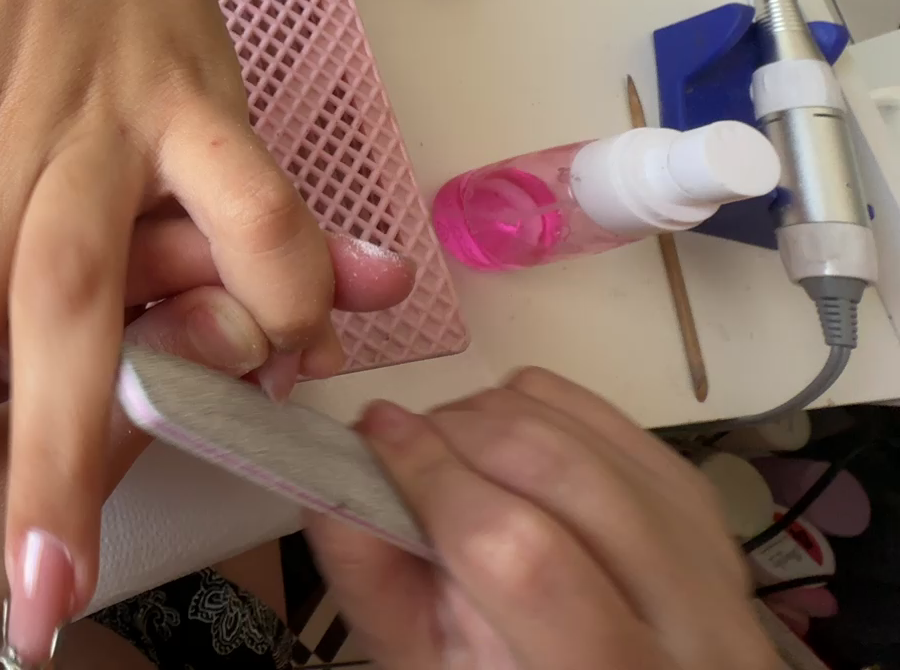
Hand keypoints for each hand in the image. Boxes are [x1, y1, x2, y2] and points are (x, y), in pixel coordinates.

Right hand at [305, 370, 778, 669]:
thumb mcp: (408, 651)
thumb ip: (362, 566)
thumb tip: (336, 460)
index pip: (520, 556)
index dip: (431, 476)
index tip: (371, 433)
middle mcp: (696, 626)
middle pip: (556, 474)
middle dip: (449, 433)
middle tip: (401, 446)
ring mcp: (708, 555)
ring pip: (571, 432)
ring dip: (479, 414)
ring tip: (445, 449)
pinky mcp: (694, 500)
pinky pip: (594, 409)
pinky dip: (522, 401)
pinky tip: (498, 442)